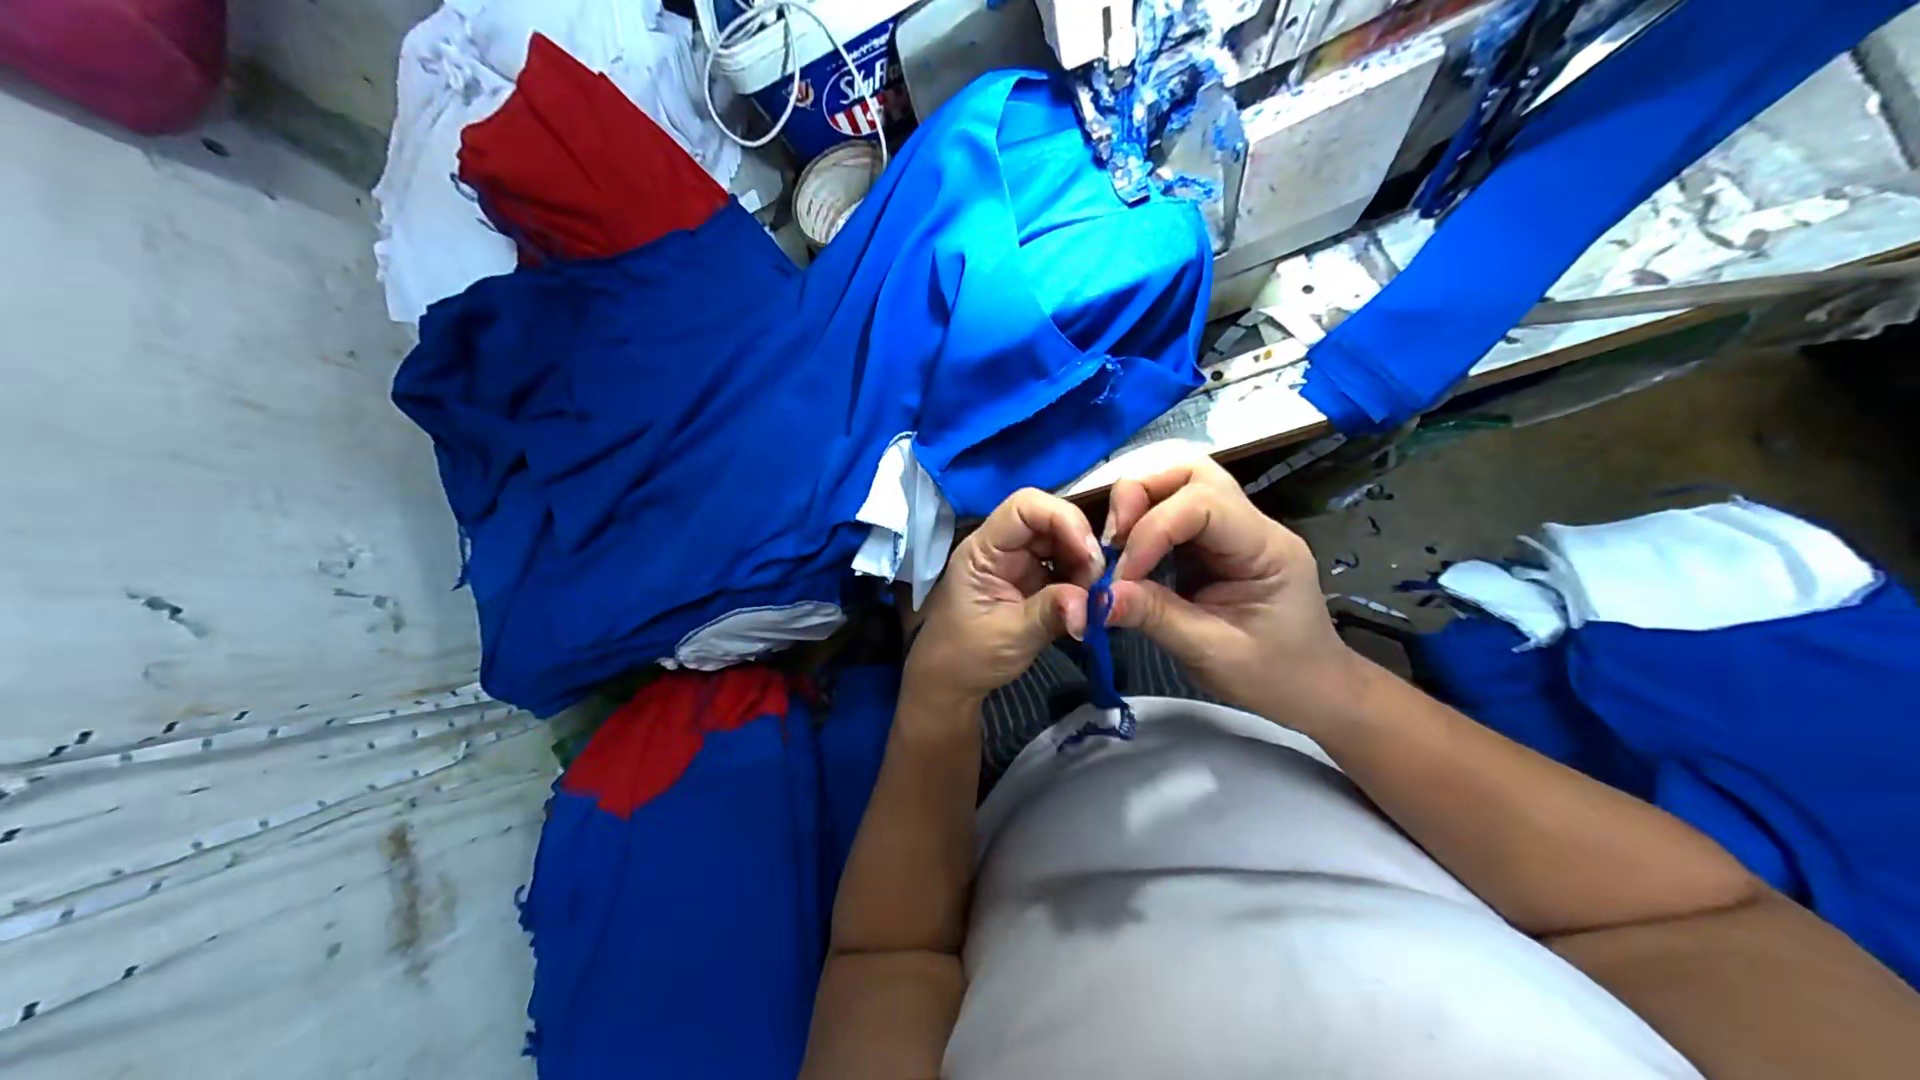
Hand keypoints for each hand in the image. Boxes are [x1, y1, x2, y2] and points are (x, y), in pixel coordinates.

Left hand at [906, 489, 1103, 706]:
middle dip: (1080, 544)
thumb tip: (1093, 602)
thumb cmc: (967, 656)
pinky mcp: (1034, 579)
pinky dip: (1082, 579)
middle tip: (1098, 583)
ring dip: (1085, 563)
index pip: (1024, 507)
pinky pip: (1065, 565)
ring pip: (1062, 541)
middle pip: (1050, 519)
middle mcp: (1003, 546)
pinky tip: (1088, 600)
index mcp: (984, 550)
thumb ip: (1051, 613)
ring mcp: (1020, 561)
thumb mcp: (1011, 636)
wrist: (952, 682)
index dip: (1062, 519)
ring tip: (1093, 596)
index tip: (1088, 555)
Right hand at [1104, 457, 1362, 725]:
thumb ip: (1154, 616)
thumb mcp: (1211, 653)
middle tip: (1114, 541)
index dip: (1152, 530)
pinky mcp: (1211, 544)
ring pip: (1178, 483)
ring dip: (1137, 505)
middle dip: (1141, 495)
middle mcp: (1250, 524)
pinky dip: (1141, 525)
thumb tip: (1098, 596)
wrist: (1311, 690)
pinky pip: (1170, 512)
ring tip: (1117, 548)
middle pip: (1190, 472)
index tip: (1123, 576)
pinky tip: (1128, 557)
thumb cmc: (1273, 676)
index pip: (1202, 504)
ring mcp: (1231, 530)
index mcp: (1265, 547)